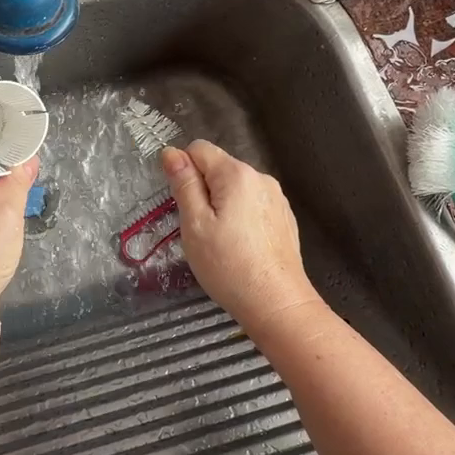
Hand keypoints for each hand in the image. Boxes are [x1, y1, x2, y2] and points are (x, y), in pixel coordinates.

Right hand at [161, 141, 320, 331]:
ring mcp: (276, 198)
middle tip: (200, 228)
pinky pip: (252, 204)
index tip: (184, 204)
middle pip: (218, 168)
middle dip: (203, 190)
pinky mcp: (284, 218)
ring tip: (221, 240)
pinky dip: (241, 217)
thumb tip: (171, 152)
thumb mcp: (194, 224)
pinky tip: (242, 246)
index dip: (183, 171)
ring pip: (235, 188)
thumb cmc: (229, 266)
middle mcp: (260, 178)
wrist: (278, 305)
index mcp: (236, 174)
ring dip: (222, 204)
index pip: (199, 149)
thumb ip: (183, 184)